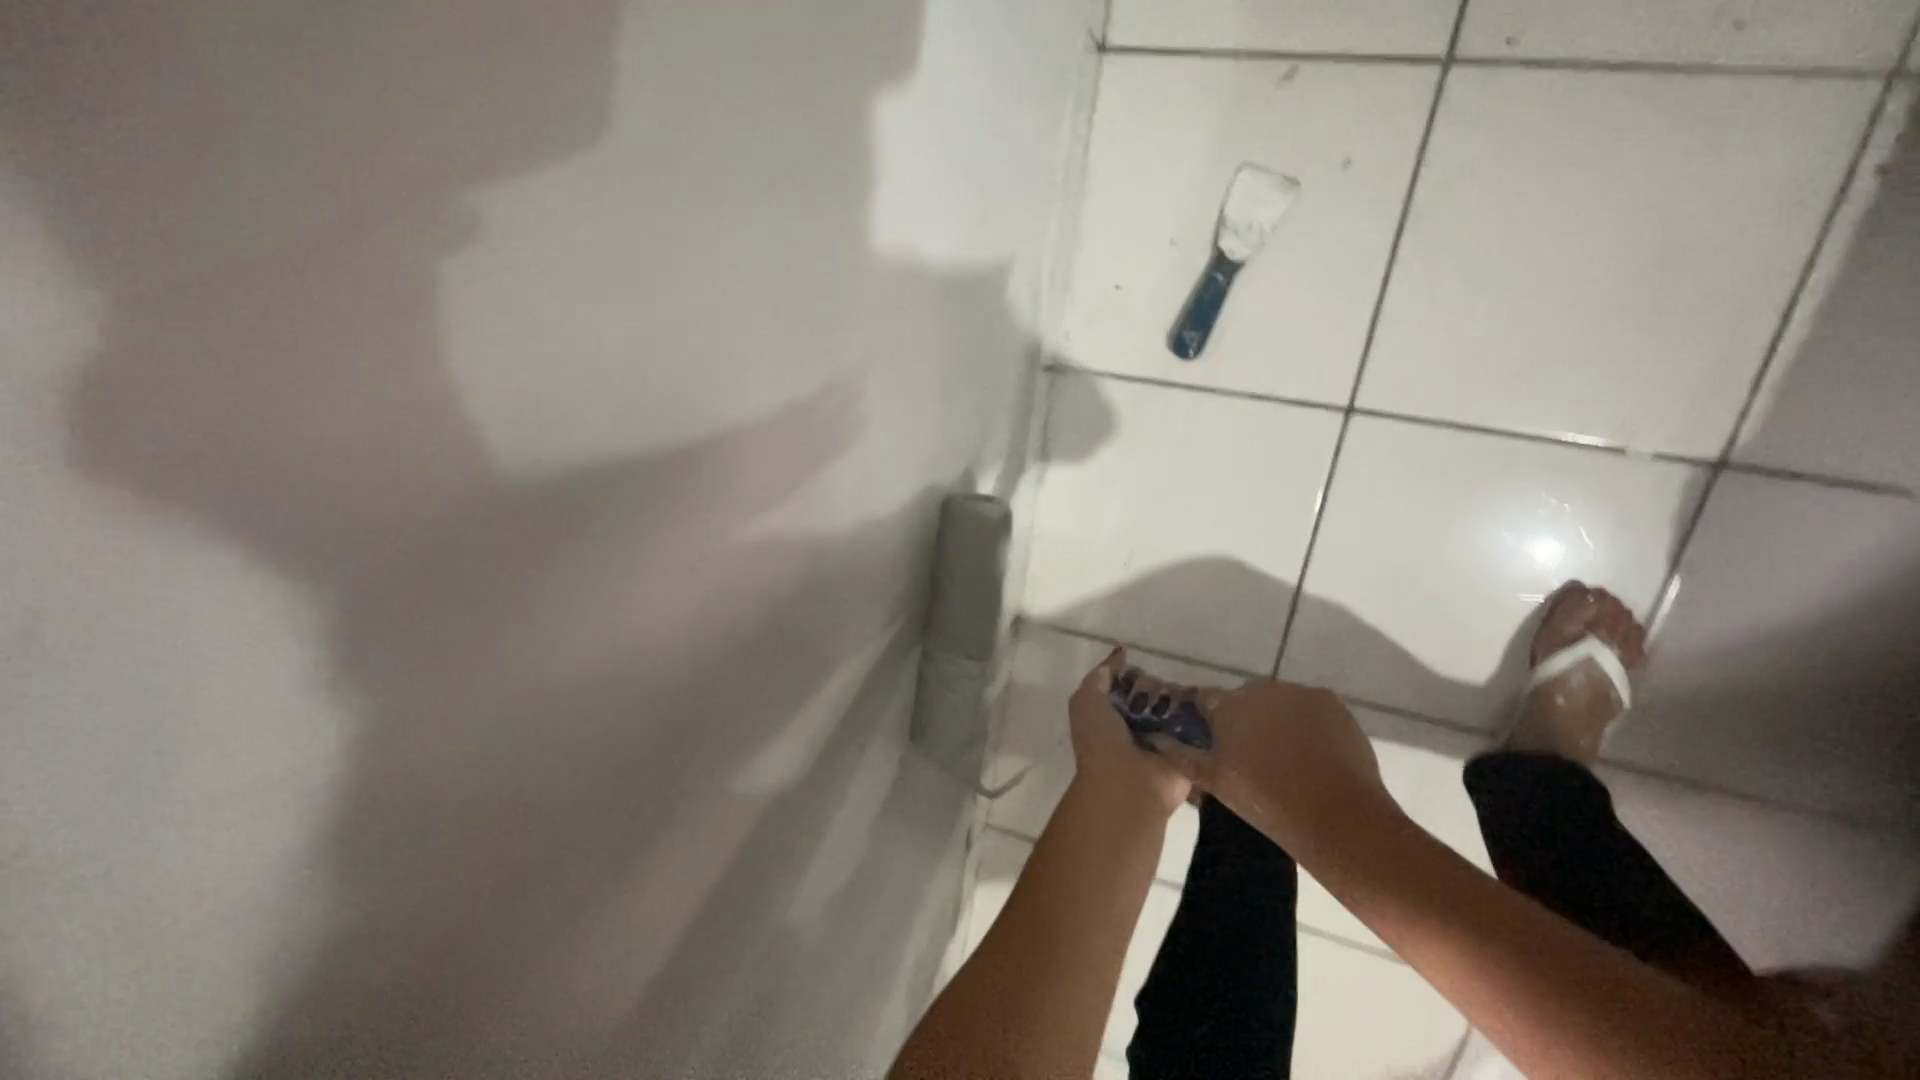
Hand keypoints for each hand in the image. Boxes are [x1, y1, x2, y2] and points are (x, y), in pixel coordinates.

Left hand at [1067, 648, 1192, 819]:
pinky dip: (1199, 712)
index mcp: (1114, 713)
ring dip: (1175, 700)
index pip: (1132, 683)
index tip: (1133, 680)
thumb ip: (1101, 675)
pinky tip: (1196, 708)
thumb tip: (1120, 653)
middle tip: (1150, 701)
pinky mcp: (1191, 748)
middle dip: (1154, 689)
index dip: (1134, 676)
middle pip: (1157, 690)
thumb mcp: (1086, 700)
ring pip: (1178, 702)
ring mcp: (1166, 736)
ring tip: (1169, 709)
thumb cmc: (1100, 741)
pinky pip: (1200, 721)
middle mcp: (1141, 724)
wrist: (1126, 784)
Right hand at [1151, 678, 1399, 856]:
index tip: (1207, 736)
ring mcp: (1300, 693)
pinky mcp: (1332, 703)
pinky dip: (1306, 723)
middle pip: (1244, 698)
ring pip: (1278, 702)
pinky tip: (1310, 752)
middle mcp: (1262, 689)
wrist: (1335, 814)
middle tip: (1247, 754)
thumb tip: (1154, 738)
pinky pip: (1309, 708)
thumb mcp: (1214, 781)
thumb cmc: (1264, 800)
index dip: (1205, 717)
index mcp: (1228, 705)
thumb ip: (1181, 755)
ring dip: (1275, 719)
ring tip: (1283, 756)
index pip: (1205, 699)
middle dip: (1243, 718)